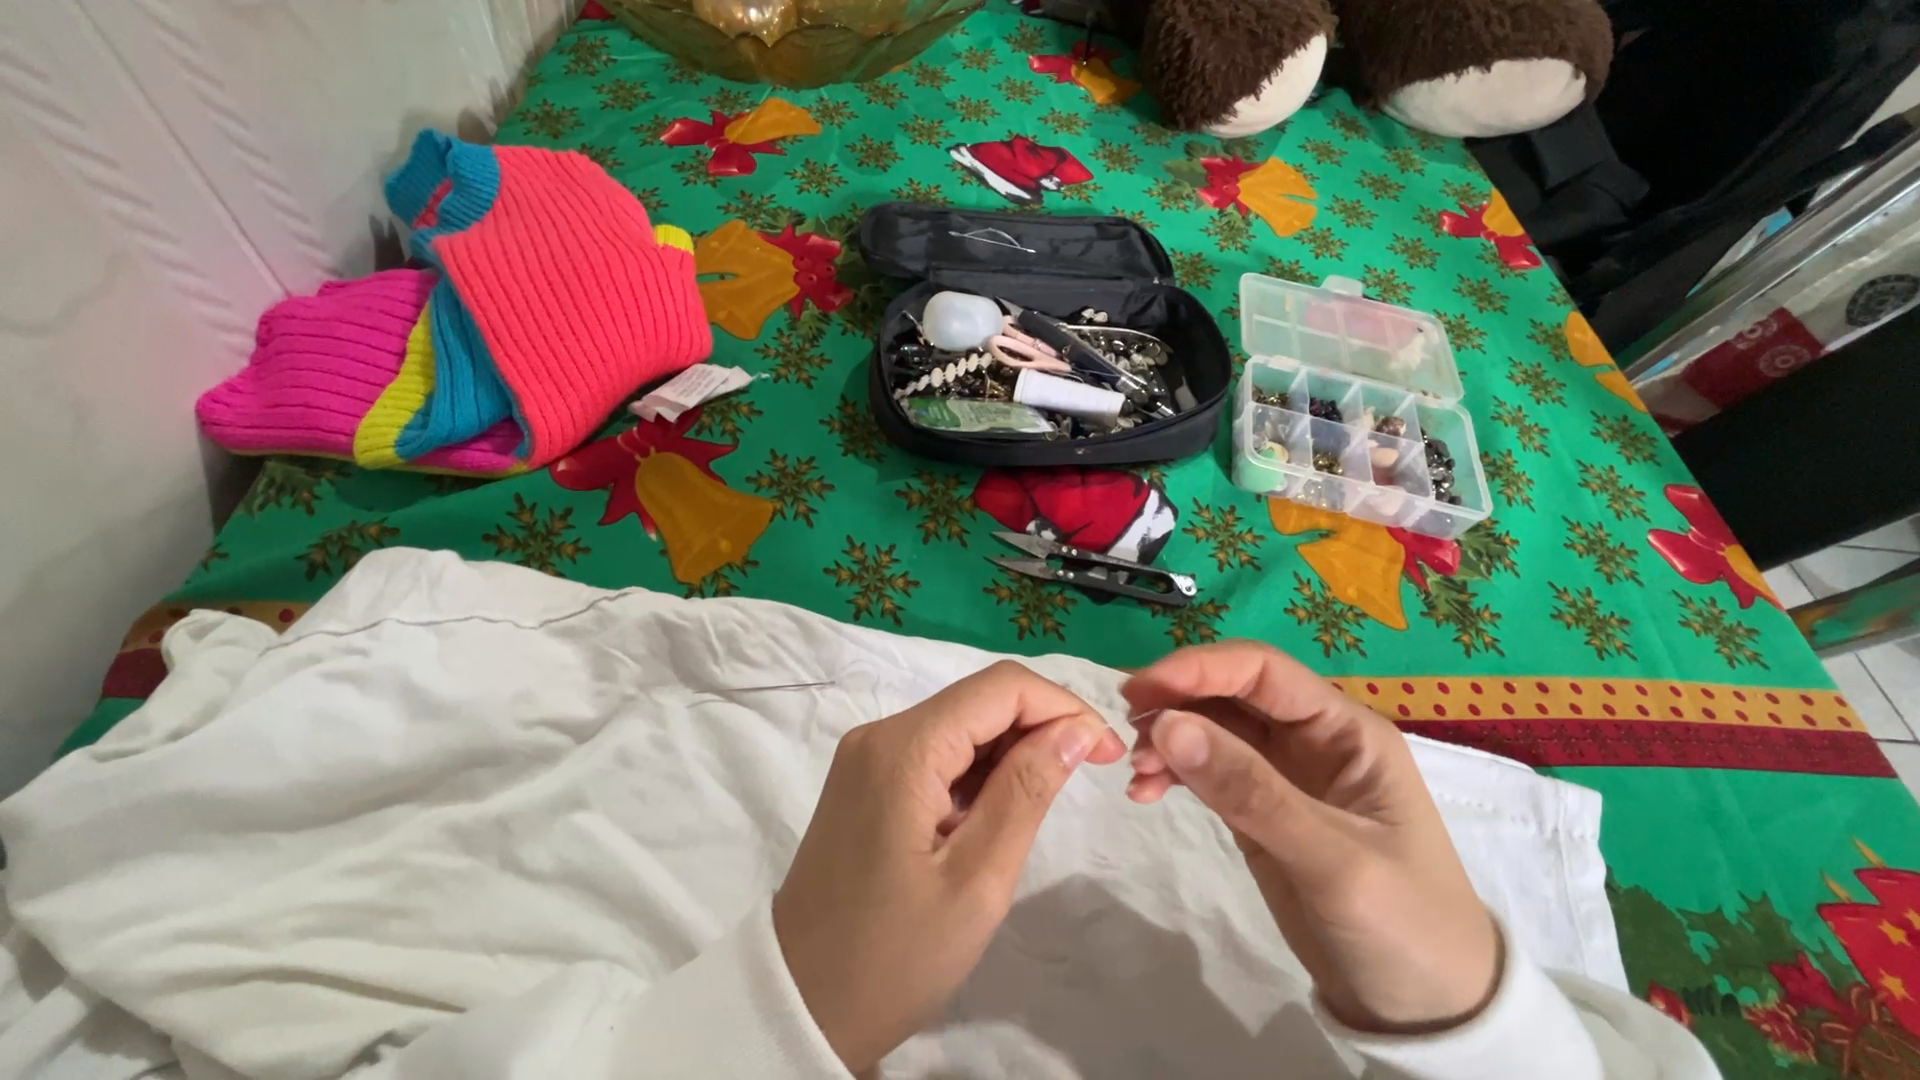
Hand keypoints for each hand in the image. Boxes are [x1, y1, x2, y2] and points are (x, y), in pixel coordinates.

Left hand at [773, 661, 1126, 1071]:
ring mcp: (868, 757)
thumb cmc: (895, 956)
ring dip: (1012, 749)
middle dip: (1042, 724)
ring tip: (1046, 800)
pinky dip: (977, 769)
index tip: (1106, 751)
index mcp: (903, 749)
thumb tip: (1075, 730)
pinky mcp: (867, 780)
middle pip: (979, 700)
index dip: (1063, 706)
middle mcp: (880, 735)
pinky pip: (936, 752)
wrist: (801, 1002)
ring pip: (960, 723)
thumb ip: (1027, 791)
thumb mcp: (977, 881)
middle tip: (1090, 774)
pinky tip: (997, 811)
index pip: (1000, 687)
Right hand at [1122, 642, 1500, 1034]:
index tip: (1140, 691)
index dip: (1198, 669)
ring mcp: (1282, 774)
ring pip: (1210, 729)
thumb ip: (1251, 791)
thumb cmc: (1404, 926)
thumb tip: (1167, 724)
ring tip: (1136, 776)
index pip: (1262, 671)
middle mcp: (1311, 739)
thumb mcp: (1332, 860)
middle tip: (1127, 736)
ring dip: (1167, 739)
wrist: (1427, 1008)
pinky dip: (1171, 772)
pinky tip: (1145, 792)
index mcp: (1345, 731)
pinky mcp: (1257, 809)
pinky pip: (1204, 770)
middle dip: (1174, 703)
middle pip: (1228, 693)